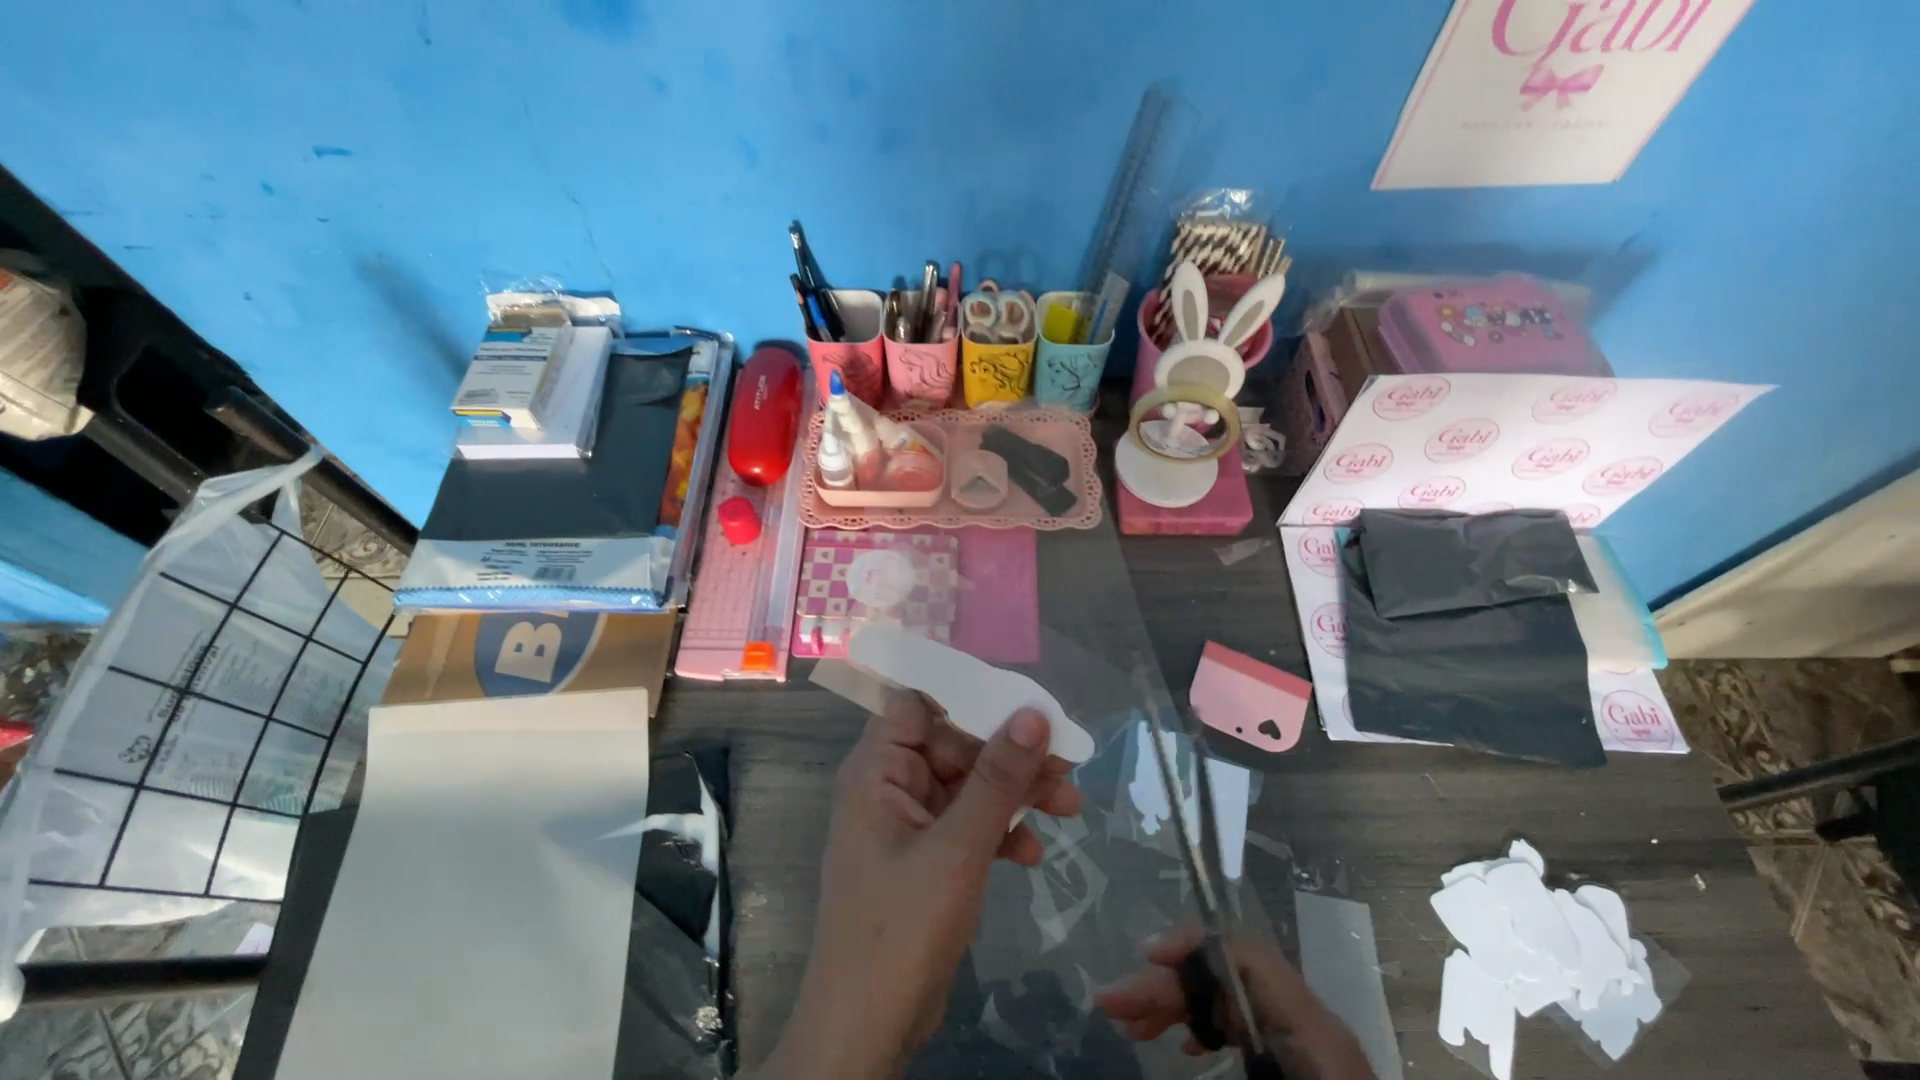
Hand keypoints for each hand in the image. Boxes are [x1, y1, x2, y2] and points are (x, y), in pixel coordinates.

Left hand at [762, 693, 1083, 1078]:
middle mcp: (888, 788)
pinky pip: (968, 826)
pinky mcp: (925, 860)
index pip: (918, 704)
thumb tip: (1033, 713)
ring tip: (1071, 808)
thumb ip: (997, 779)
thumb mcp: (958, 848)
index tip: (1024, 703)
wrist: (867, 1025)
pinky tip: (1032, 855)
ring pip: (968, 787)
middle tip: (1067, 767)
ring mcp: (907, 826)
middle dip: (1009, 754)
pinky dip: (1000, 833)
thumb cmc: (903, 926)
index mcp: (877, 770)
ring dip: (1016, 794)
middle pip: (954, 745)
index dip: (968, 696)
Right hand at [1097, 924, 1376, 1079]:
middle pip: (1227, 978)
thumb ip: (1225, 1031)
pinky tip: (1181, 1045)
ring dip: (1178, 1006)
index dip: (1192, 945)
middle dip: (1166, 985)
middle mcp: (1310, 1023)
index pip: (1247, 953)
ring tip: (1131, 1024)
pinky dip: (1206, 1028)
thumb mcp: (1278, 1072)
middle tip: (1112, 1003)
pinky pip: (1246, 1029)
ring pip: (1232, 1003)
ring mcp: (1307, 1043)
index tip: (1144, 956)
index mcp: (1313, 1025)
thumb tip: (1177, 1038)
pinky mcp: (1301, 1063)